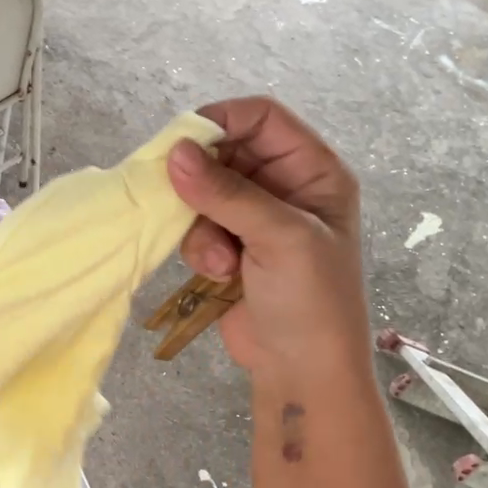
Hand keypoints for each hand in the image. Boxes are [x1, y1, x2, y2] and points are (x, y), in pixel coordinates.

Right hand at [168, 97, 370, 380]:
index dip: (220, 122)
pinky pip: (196, 229)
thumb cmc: (311, 299)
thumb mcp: (278, 238)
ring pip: (201, 196)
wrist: (301, 368)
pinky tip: (218, 276)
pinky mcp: (229, 249)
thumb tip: (174, 152)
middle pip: (224, 155)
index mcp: (313, 171)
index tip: (176, 146)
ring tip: (218, 263)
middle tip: (179, 205)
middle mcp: (283, 187)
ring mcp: (253, 221)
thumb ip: (226, 193)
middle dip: (201, 185)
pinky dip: (199, 249)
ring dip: (200, 227)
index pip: (261, 118)